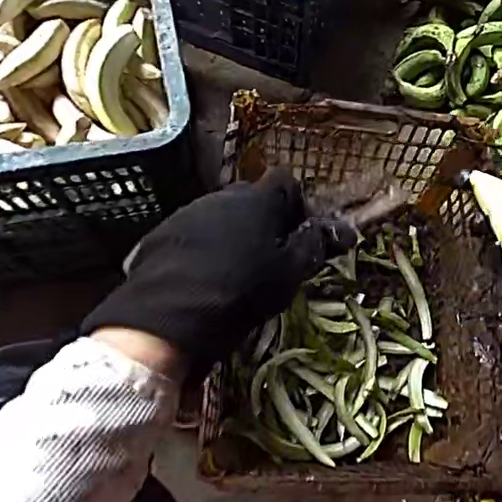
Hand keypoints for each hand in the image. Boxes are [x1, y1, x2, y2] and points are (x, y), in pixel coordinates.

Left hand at [82, 169, 329, 376]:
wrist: (165, 319)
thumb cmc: (241, 291)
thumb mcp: (289, 273)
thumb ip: (314, 245)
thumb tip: (342, 230)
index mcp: (259, 199)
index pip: (287, 182)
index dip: (297, 206)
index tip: (301, 235)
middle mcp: (222, 196)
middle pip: (252, 197)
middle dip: (265, 220)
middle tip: (272, 256)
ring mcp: (186, 213)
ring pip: (221, 215)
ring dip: (234, 234)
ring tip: (237, 270)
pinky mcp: (159, 234)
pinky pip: (193, 233)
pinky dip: (205, 248)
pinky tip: (205, 278)